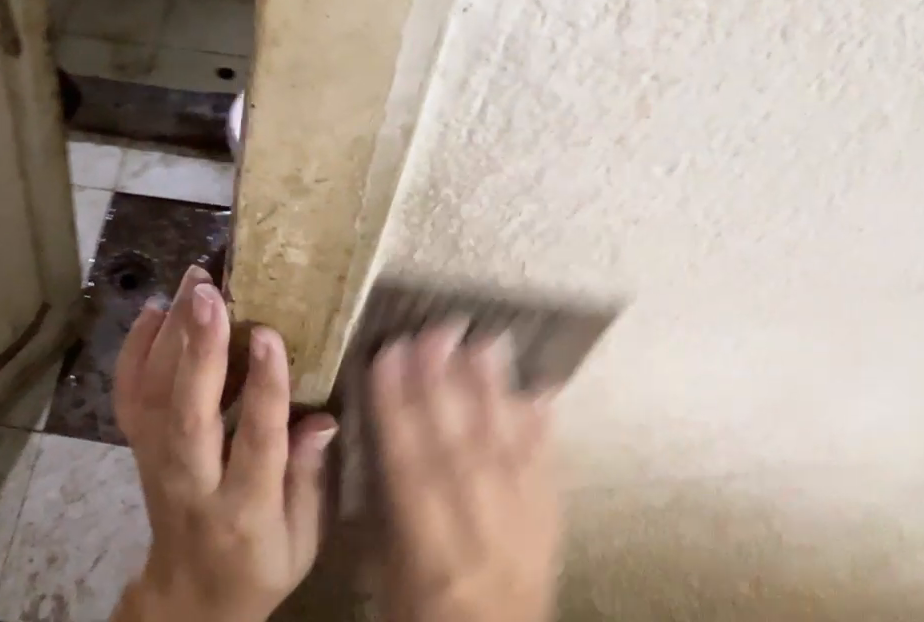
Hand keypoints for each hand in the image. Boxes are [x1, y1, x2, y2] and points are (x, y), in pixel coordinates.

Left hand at [113, 265, 338, 621]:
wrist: (190, 593)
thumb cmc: (259, 564)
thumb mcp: (301, 539)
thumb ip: (308, 477)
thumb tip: (323, 417)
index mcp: (245, 508)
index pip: (255, 441)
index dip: (263, 387)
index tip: (269, 334)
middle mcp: (192, 479)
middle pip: (189, 412)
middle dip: (199, 349)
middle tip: (209, 294)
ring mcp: (155, 460)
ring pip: (154, 393)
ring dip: (170, 333)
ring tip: (192, 283)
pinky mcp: (137, 446)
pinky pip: (127, 393)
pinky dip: (133, 348)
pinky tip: (154, 310)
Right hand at [372, 323, 560, 621]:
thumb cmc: (420, 609)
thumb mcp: (383, 565)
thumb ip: (383, 501)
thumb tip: (373, 432)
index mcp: (426, 544)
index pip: (407, 462)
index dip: (395, 405)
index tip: (386, 353)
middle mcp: (477, 532)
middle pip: (460, 448)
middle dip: (446, 384)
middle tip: (437, 330)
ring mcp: (520, 529)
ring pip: (506, 451)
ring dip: (495, 393)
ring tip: (487, 342)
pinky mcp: (550, 529)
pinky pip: (548, 475)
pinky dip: (544, 432)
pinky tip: (540, 393)